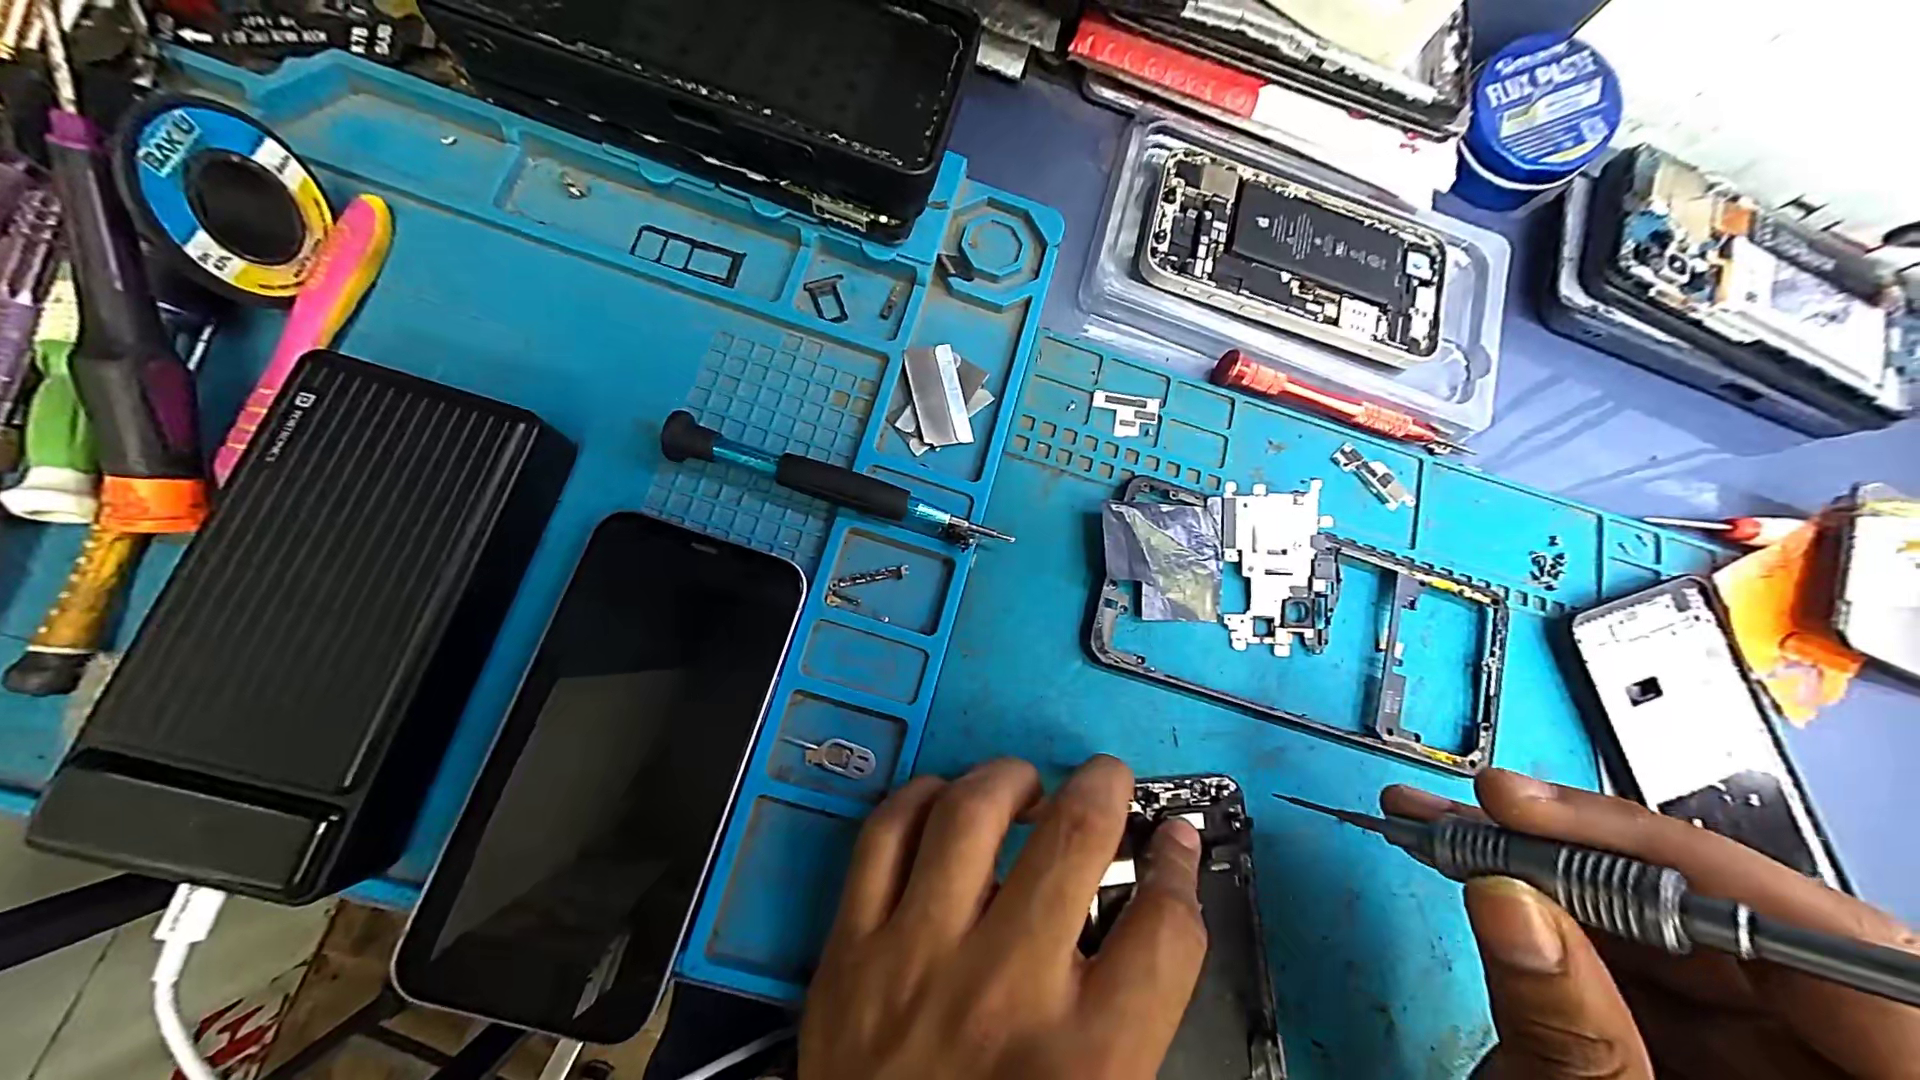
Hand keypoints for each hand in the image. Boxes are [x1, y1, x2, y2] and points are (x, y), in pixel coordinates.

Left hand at [799, 756, 1206, 1079]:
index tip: (1174, 840)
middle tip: (1105, 778)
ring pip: (971, 813)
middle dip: (1104, 786)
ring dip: (1009, 778)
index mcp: (1086, 1059)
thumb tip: (1160, 891)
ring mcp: (916, 960)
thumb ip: (1137, 1003)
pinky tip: (944, 800)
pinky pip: (884, 835)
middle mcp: (1003, 992)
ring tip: (1024, 784)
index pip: (1165, 928)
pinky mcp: (850, 950)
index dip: (1180, 867)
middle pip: (1074, 837)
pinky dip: (921, 798)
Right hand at [1384, 770, 1919, 1079]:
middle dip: (1579, 854)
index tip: (1530, 811)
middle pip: (1736, 925)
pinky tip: (1473, 863)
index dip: (1678, 861)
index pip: (1840, 955)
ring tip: (1438, 825)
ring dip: (1541, 864)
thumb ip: (1568, 1036)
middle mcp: (1860, 1072)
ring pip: (1670, 923)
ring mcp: (1785, 1053)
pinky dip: (1545, 901)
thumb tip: (1500, 896)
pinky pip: (1635, 950)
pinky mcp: (1714, 1036)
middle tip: (1470, 811)